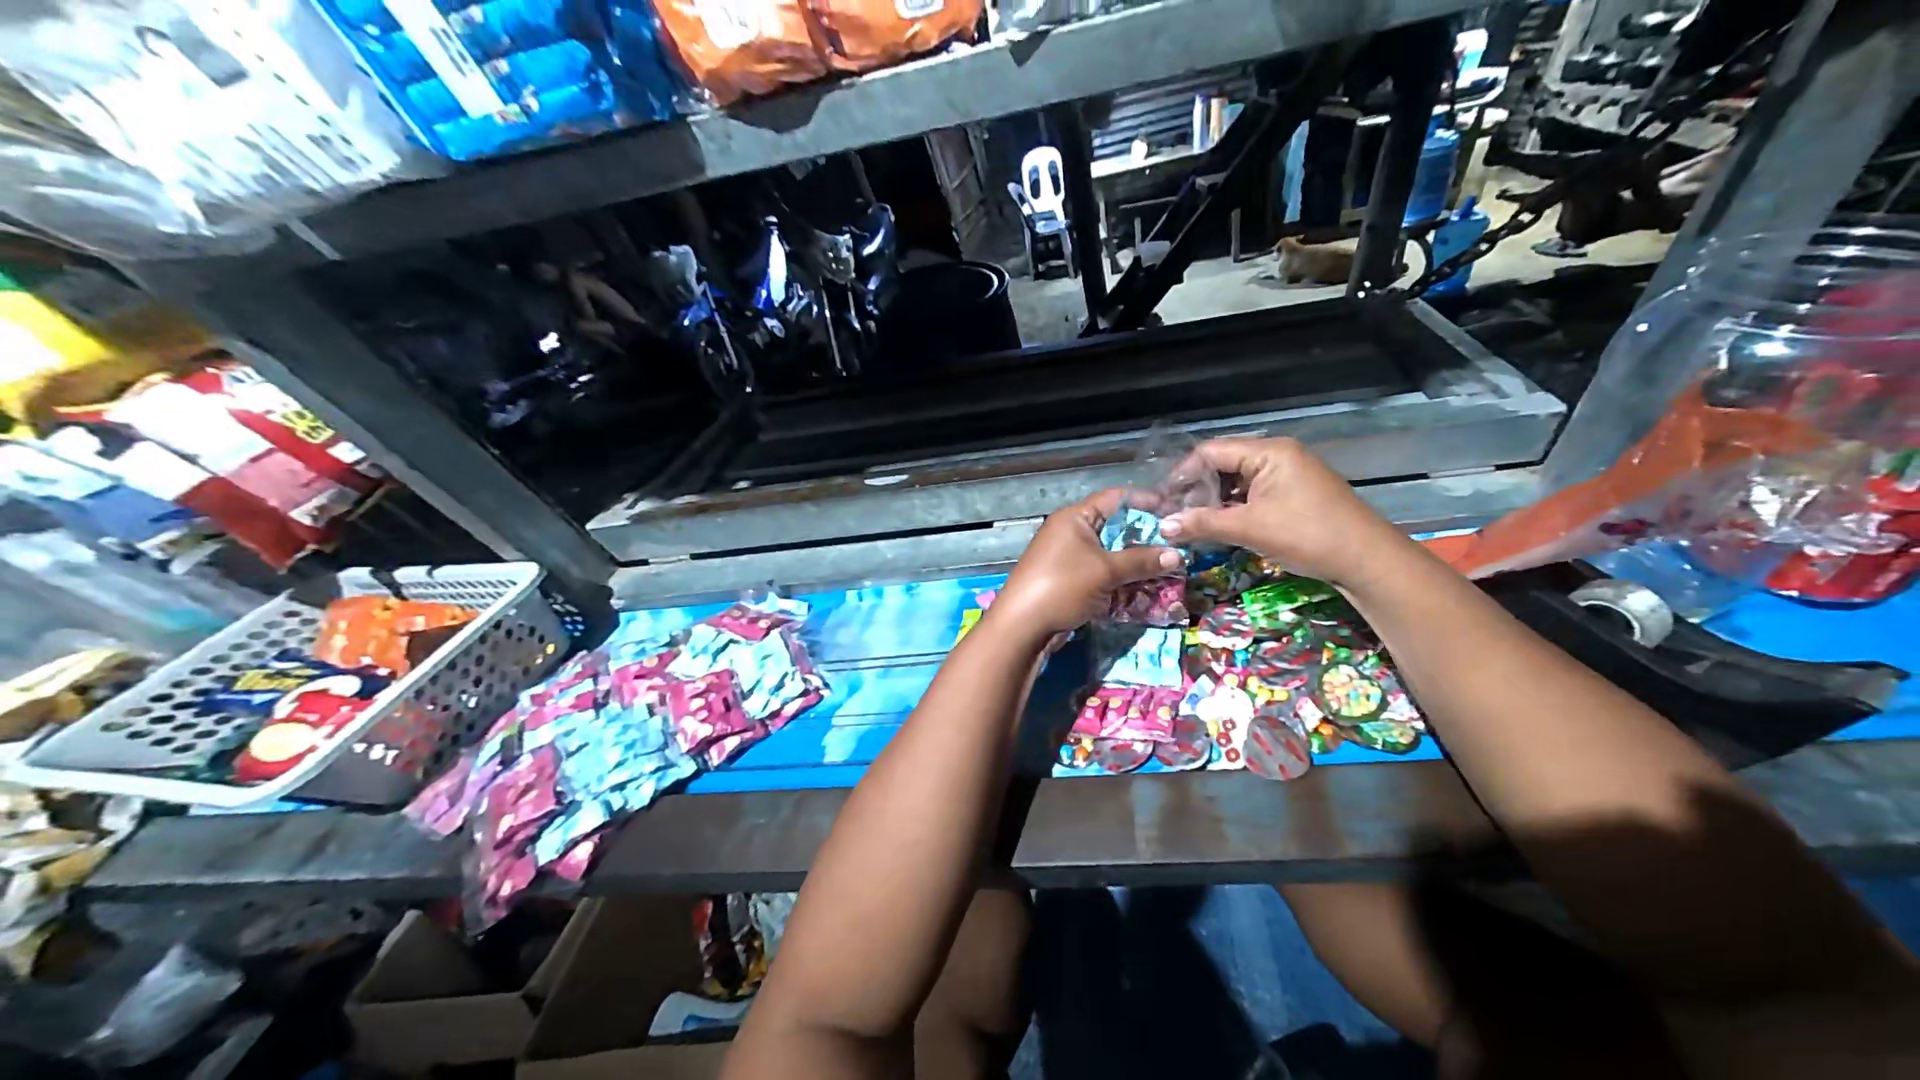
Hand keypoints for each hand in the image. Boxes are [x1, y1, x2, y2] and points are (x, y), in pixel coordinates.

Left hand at [989, 488, 1182, 638]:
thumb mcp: (1106, 571)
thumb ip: (1141, 561)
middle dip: (1146, 540)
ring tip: (1170, 573)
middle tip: (1178, 547)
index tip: (1174, 510)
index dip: (1146, 501)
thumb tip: (1177, 555)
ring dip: (1137, 566)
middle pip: (1116, 529)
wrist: (1023, 626)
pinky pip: (1103, 577)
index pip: (1116, 499)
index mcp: (1075, 518)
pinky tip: (1147, 593)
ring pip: (1111, 557)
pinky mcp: (1071, 583)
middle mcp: (1072, 533)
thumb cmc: (1062, 586)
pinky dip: (1122, 583)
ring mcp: (1070, 559)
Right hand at [1157, 437, 1414, 587]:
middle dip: (1197, 489)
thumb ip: (1203, 524)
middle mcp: (1277, 455)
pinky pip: (1253, 493)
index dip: (1183, 474)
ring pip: (1237, 481)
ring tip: (1192, 522)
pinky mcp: (1293, 493)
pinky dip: (1234, 508)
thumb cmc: (1307, 535)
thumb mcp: (1249, 528)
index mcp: (1268, 452)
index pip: (1211, 452)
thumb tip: (1163, 526)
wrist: (1366, 559)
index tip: (1163, 500)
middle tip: (1174, 513)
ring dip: (1214, 501)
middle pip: (1223, 464)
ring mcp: (1288, 474)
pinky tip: (1219, 526)